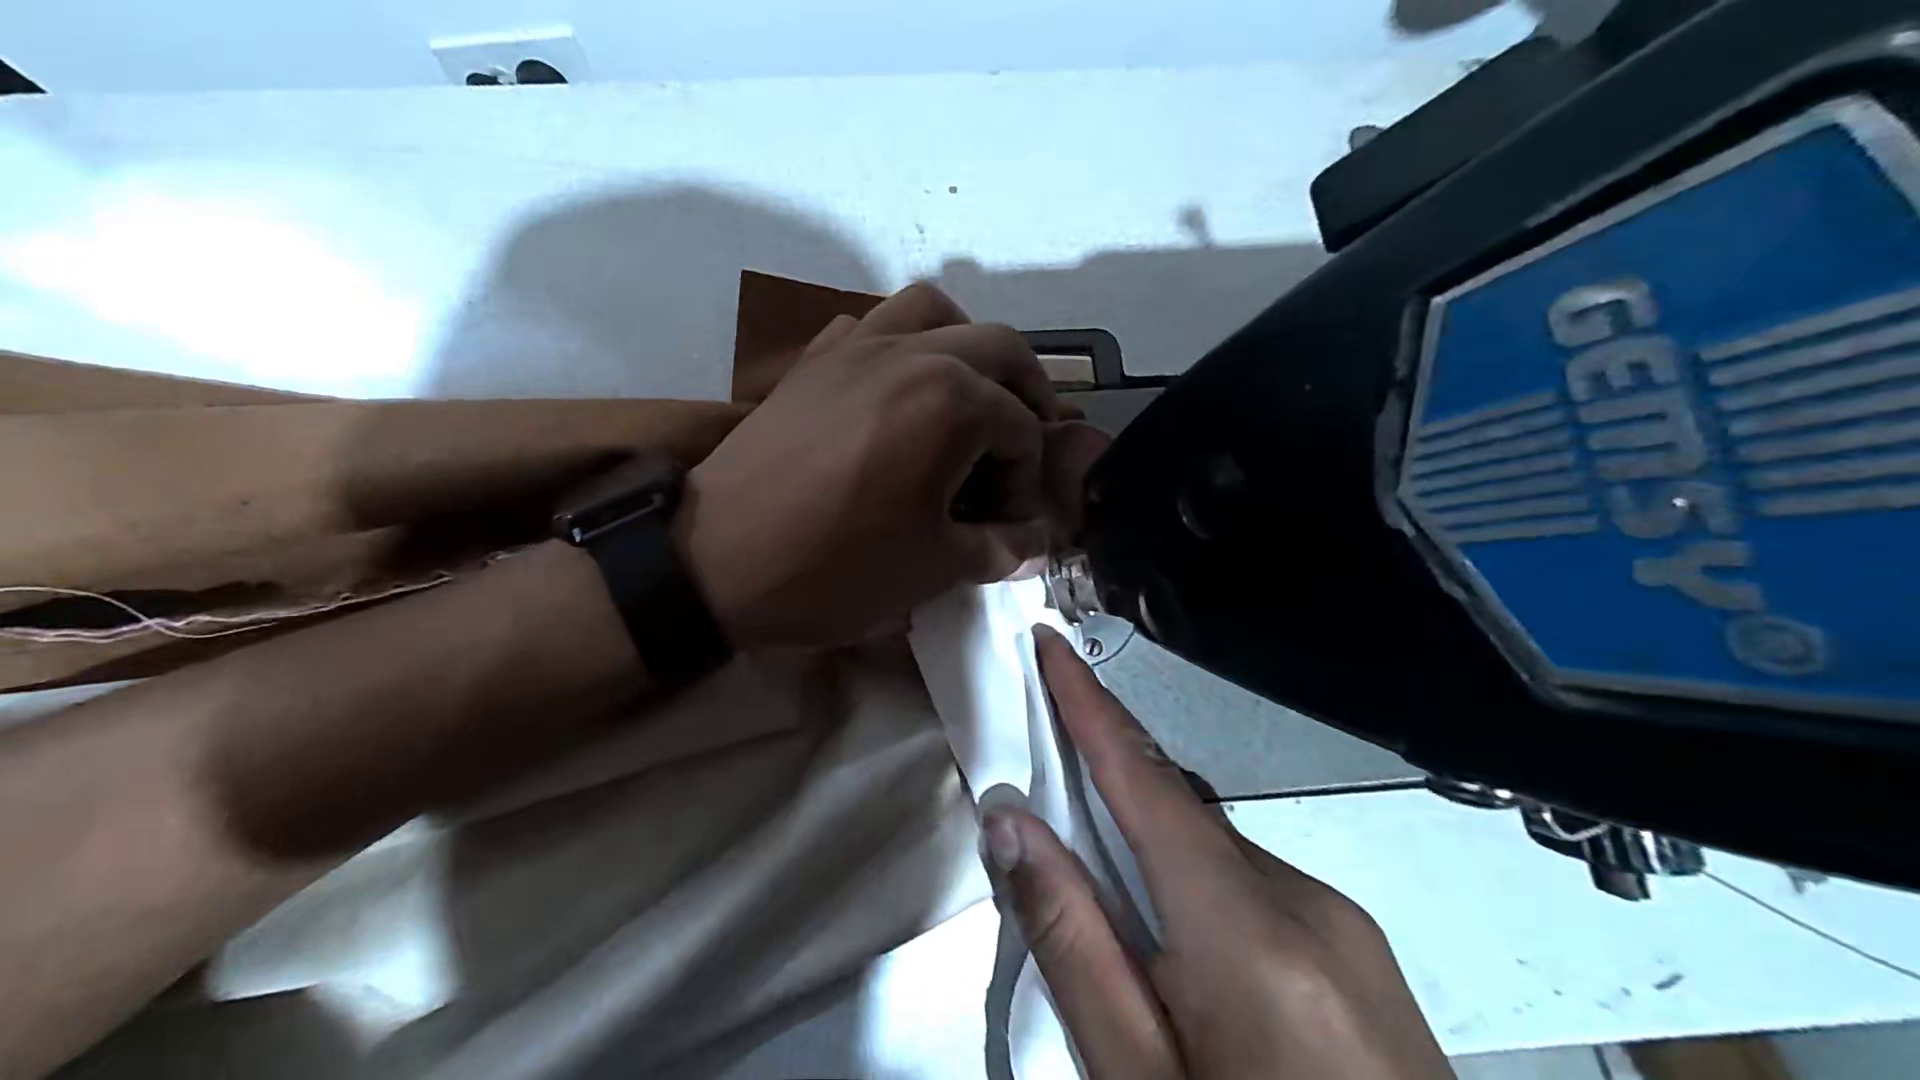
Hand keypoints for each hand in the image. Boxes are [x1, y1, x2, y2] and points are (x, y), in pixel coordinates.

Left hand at [678, 282, 1059, 647]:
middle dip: (1027, 391)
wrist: (716, 561)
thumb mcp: (933, 568)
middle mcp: (911, 354)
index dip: (1028, 478)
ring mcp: (856, 346)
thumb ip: (998, 548)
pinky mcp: (814, 359)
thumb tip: (1030, 540)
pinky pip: (871, 326)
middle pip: (999, 346)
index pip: (1022, 429)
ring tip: (969, 392)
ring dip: (968, 344)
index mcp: (951, 401)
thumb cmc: (836, 567)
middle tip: (1024, 438)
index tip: (1011, 519)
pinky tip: (897, 390)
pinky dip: (901, 344)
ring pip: (934, 310)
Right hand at [981, 627, 1454, 1079]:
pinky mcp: (1362, 955)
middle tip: (1043, 790)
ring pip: (1216, 853)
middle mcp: (1310, 904)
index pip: (1147, 783)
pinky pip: (1256, 887)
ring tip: (1111, 914)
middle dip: (1110, 790)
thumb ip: (1073, 943)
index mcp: (1252, 935)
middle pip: (1182, 818)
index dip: (1090, 706)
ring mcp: (1348, 927)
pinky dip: (1198, 889)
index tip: (1051, 644)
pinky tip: (1185, 956)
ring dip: (1153, 857)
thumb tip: (1011, 823)